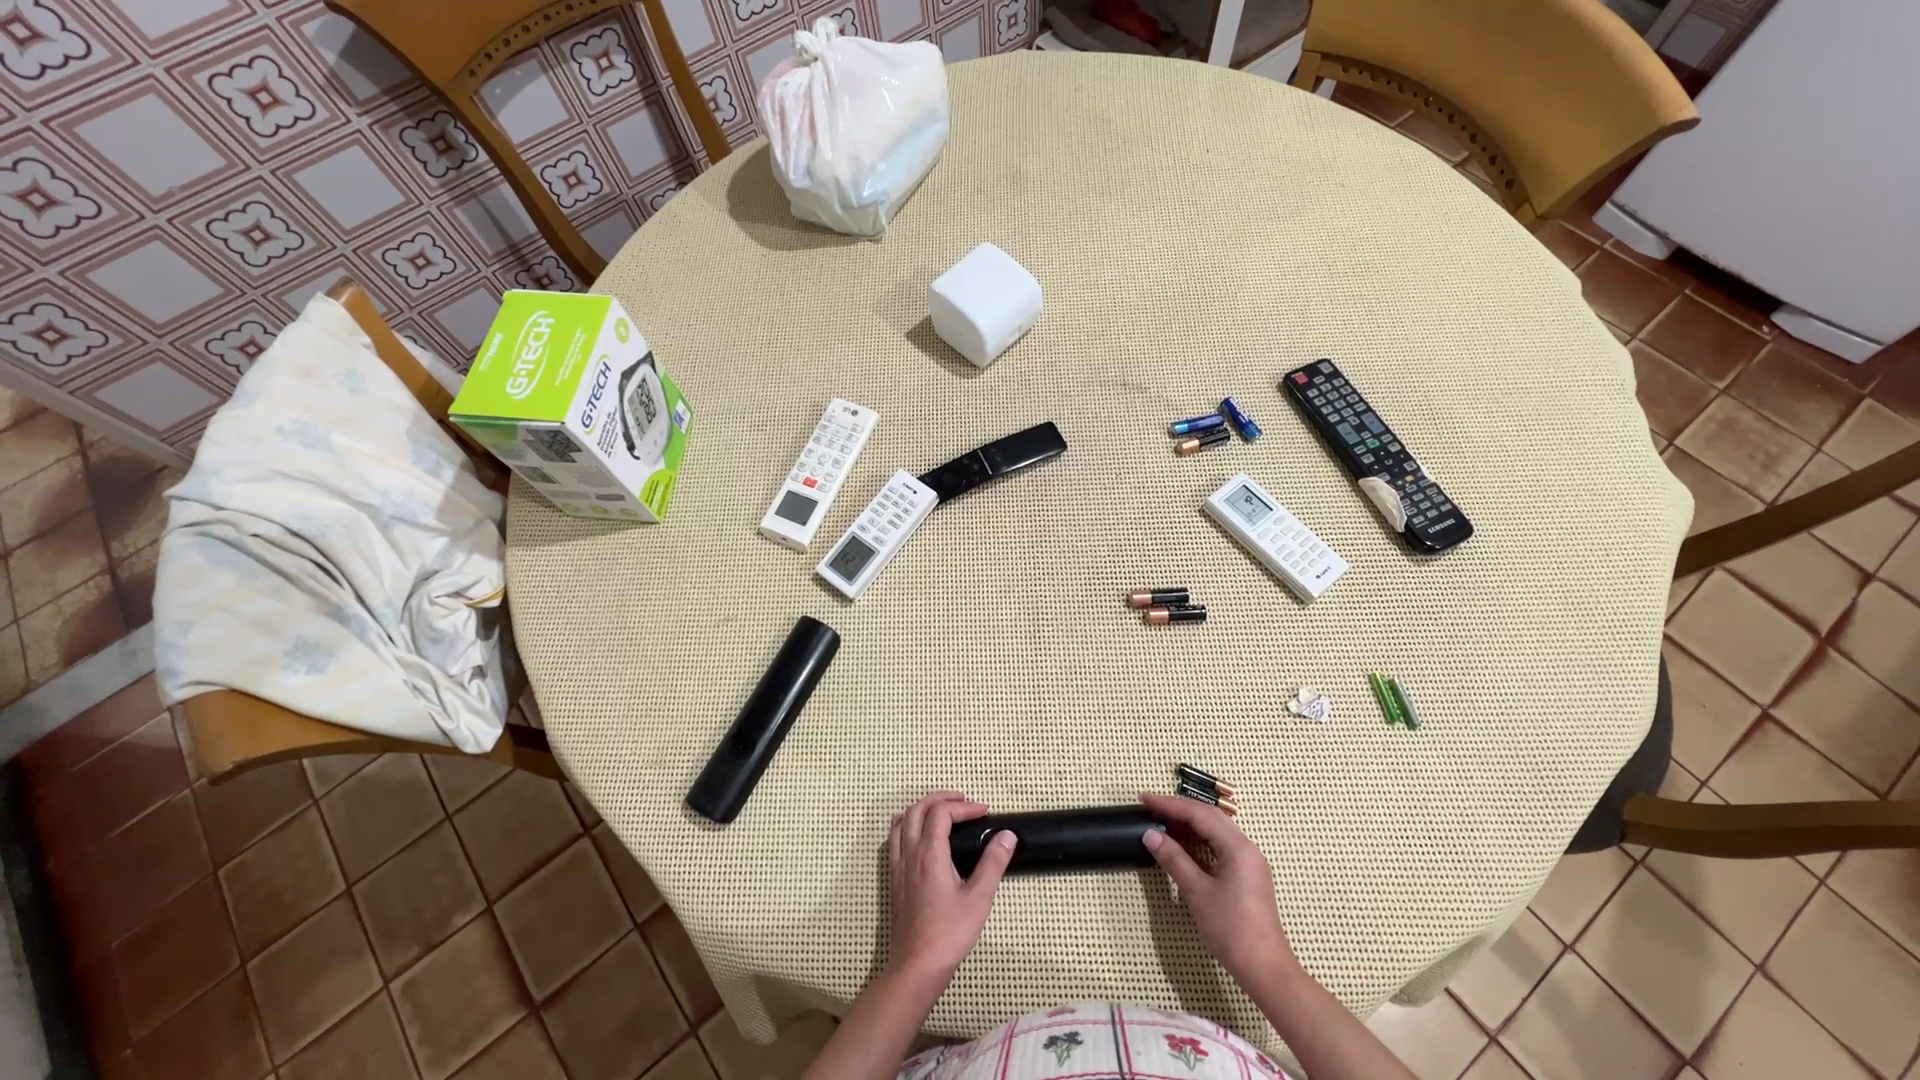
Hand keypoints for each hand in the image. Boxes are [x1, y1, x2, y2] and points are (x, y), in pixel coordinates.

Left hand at [887, 791, 1017, 980]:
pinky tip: (918, 836)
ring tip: (941, 811)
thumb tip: (1006, 835)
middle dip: (940, 798)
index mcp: (930, 853)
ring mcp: (898, 865)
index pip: (941, 813)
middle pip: (917, 809)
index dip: (963, 806)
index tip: (984, 812)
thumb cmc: (950, 933)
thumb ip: (993, 863)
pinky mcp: (894, 878)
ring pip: (902, 821)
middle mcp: (909, 853)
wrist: (917, 965)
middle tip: (963, 801)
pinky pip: (894, 839)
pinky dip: (907, 825)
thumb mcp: (979, 898)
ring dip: (921, 808)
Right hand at [1139, 793, 1297, 986]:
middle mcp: (1246, 848)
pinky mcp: (1245, 877)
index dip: (1170, 805)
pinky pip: (1219, 848)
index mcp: (1238, 847)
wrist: (1263, 968)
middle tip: (1150, 807)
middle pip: (1210, 818)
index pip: (1200, 814)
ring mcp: (1248, 863)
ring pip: (1215, 832)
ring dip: (1188, 826)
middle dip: (1179, 810)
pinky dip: (1198, 843)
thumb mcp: (1197, 892)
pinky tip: (1181, 846)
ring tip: (1160, 823)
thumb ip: (1174, 859)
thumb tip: (1151, 835)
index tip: (1144, 799)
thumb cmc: (1230, 928)